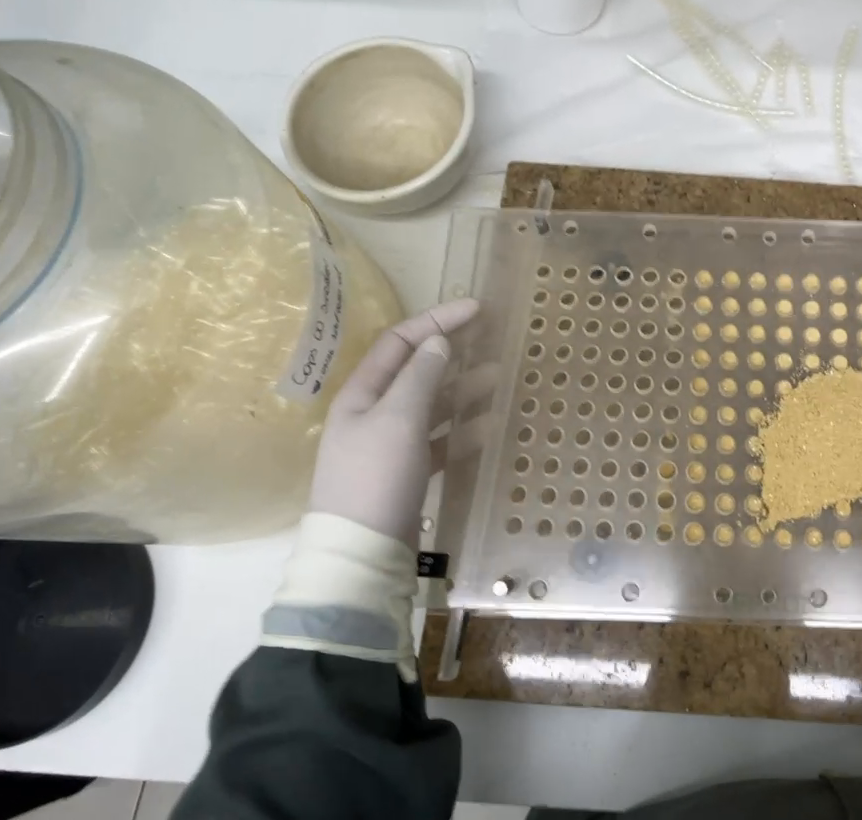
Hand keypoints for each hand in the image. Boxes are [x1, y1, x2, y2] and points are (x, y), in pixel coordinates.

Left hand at [309, 299, 479, 545]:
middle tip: (493, 338)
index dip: (437, 321)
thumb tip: (439, 342)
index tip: (476, 309)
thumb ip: (421, 377)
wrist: (362, 553)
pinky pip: (440, 440)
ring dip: (464, 390)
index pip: (400, 342)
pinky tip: (490, 426)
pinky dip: (464, 430)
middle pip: (418, 371)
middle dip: (454, 352)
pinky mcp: (407, 472)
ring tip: (500, 379)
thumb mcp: (399, 419)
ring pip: (433, 405)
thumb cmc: (376, 477)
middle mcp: (374, 413)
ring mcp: (390, 444)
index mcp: (362, 393)